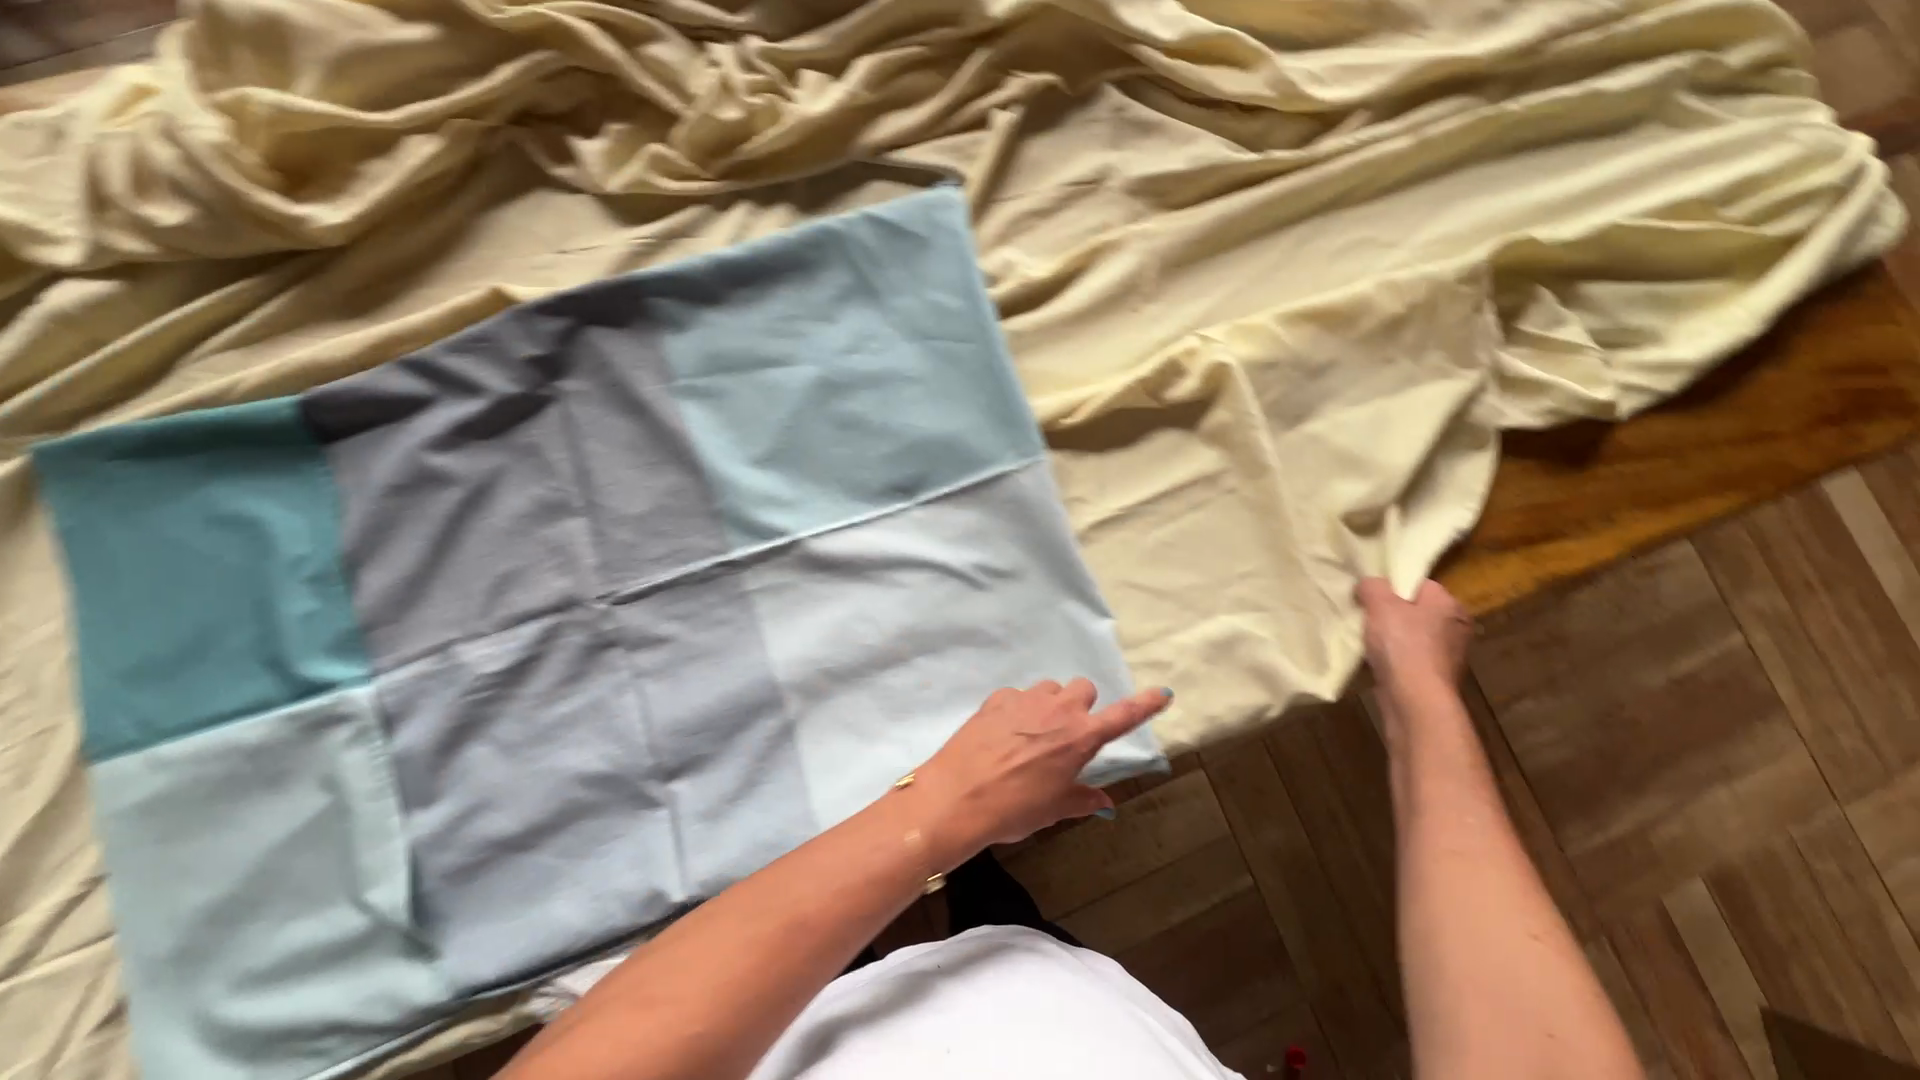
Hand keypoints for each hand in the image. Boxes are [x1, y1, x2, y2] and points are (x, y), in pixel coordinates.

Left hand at [911, 680, 1171, 867]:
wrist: (957, 798)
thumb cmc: (1014, 810)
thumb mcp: (1054, 810)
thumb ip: (1083, 800)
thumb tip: (1106, 803)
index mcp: (1081, 738)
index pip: (1123, 716)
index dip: (1145, 704)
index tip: (1163, 692)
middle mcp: (1058, 711)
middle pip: (1083, 689)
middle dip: (1081, 706)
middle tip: (1068, 734)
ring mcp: (1025, 700)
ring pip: (1050, 689)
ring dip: (1049, 705)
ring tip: (1032, 735)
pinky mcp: (996, 699)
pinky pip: (1017, 695)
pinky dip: (1017, 709)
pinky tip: (1003, 734)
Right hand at [1357, 578, 1471, 690]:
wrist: (1415, 698)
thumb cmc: (1401, 644)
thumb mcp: (1379, 605)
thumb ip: (1372, 586)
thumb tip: (1369, 583)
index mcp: (1448, 602)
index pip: (1419, 584)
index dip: (1392, 587)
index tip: (1371, 598)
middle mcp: (1457, 625)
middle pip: (1417, 610)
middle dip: (1393, 614)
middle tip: (1367, 619)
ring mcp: (1451, 653)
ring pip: (1415, 636)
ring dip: (1395, 639)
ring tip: (1370, 642)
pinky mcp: (1440, 676)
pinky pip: (1414, 658)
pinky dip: (1398, 659)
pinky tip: (1381, 663)